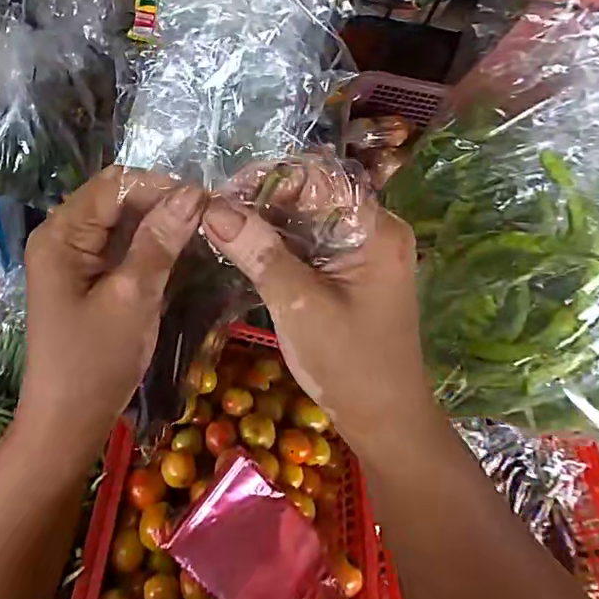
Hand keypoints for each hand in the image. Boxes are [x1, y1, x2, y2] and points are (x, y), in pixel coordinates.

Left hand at [21, 167, 205, 441]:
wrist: (67, 422)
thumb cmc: (95, 362)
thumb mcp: (133, 297)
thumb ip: (159, 241)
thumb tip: (193, 192)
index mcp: (60, 235)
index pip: (114, 185)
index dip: (159, 185)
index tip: (206, 201)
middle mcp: (61, 236)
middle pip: (116, 198)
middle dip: (161, 202)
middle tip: (208, 217)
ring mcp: (73, 257)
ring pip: (121, 221)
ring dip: (158, 223)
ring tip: (201, 230)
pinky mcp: (86, 276)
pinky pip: (120, 246)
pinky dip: (149, 244)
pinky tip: (179, 250)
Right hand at [201, 196, 434, 443]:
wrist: (385, 420)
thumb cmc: (349, 365)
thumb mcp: (299, 304)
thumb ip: (259, 252)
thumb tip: (213, 208)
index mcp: (376, 229)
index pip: (321, 178)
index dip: (271, 177)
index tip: (225, 192)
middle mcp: (374, 230)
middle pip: (313, 195)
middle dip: (263, 200)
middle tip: (215, 213)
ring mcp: (363, 252)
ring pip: (308, 219)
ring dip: (267, 222)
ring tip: (221, 228)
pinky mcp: (350, 272)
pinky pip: (311, 244)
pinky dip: (279, 244)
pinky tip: (245, 249)